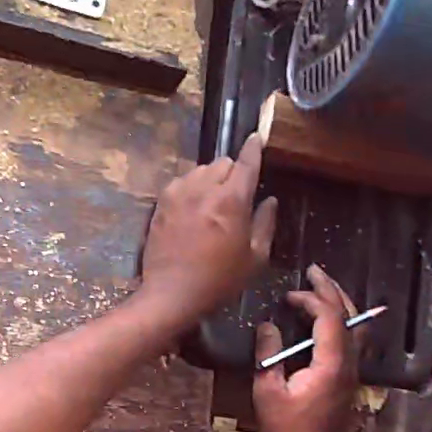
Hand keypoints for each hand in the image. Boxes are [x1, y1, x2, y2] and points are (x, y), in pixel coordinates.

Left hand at [137, 135, 277, 326]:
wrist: (172, 293)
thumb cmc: (219, 281)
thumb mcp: (254, 258)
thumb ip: (265, 224)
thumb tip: (269, 200)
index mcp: (232, 200)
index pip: (247, 162)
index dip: (255, 147)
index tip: (257, 137)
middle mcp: (204, 188)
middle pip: (223, 163)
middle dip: (233, 174)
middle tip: (235, 198)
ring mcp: (179, 192)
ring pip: (201, 170)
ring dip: (211, 180)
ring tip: (212, 206)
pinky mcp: (162, 202)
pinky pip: (182, 182)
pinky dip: (191, 189)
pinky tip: (192, 212)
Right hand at [254, 265, 363, 431]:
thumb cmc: (288, 431)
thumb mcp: (267, 391)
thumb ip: (268, 354)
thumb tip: (268, 326)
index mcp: (331, 363)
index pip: (330, 317)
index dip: (311, 299)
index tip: (288, 296)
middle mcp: (349, 362)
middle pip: (349, 315)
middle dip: (331, 289)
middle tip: (314, 270)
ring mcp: (353, 371)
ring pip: (356, 326)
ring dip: (340, 302)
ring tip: (323, 286)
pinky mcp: (350, 378)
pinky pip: (353, 339)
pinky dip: (342, 320)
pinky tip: (331, 318)